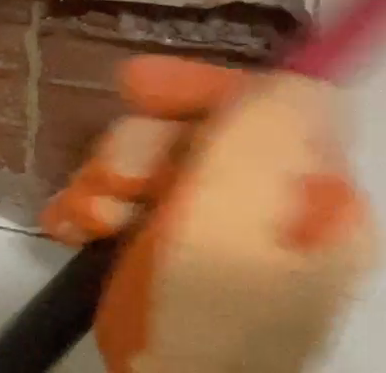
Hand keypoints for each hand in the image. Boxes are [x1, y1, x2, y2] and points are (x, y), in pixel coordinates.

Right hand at [41, 57, 375, 372]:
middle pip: (194, 129)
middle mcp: (267, 205)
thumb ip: (262, 142)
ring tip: (90, 221)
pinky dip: (87, 204)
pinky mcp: (163, 245)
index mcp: (312, 199)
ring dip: (102, 180)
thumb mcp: (233, 219)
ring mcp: (212, 227)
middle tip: (116, 180)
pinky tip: (73, 227)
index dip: (200, 88)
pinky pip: (119, 195)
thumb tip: (304, 76)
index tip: (136, 88)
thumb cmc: (201, 308)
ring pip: (147, 158)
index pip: (271, 103)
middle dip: (137, 146)